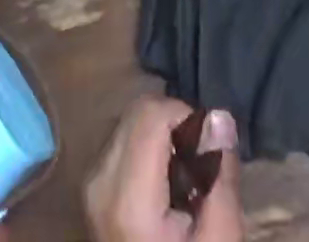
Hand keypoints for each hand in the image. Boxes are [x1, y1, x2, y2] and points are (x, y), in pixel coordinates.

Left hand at [85, 96, 241, 241]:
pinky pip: (119, 142)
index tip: (213, 150)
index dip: (188, 119)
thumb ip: (220, 177)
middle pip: (136, 113)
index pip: (151, 115)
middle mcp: (98, 178)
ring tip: (187, 179)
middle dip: (175, 125)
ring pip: (127, 122)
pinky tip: (167, 186)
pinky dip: (146, 148)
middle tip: (203, 165)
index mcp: (127, 196)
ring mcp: (89, 182)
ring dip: (161, 135)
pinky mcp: (90, 187)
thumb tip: (219, 116)